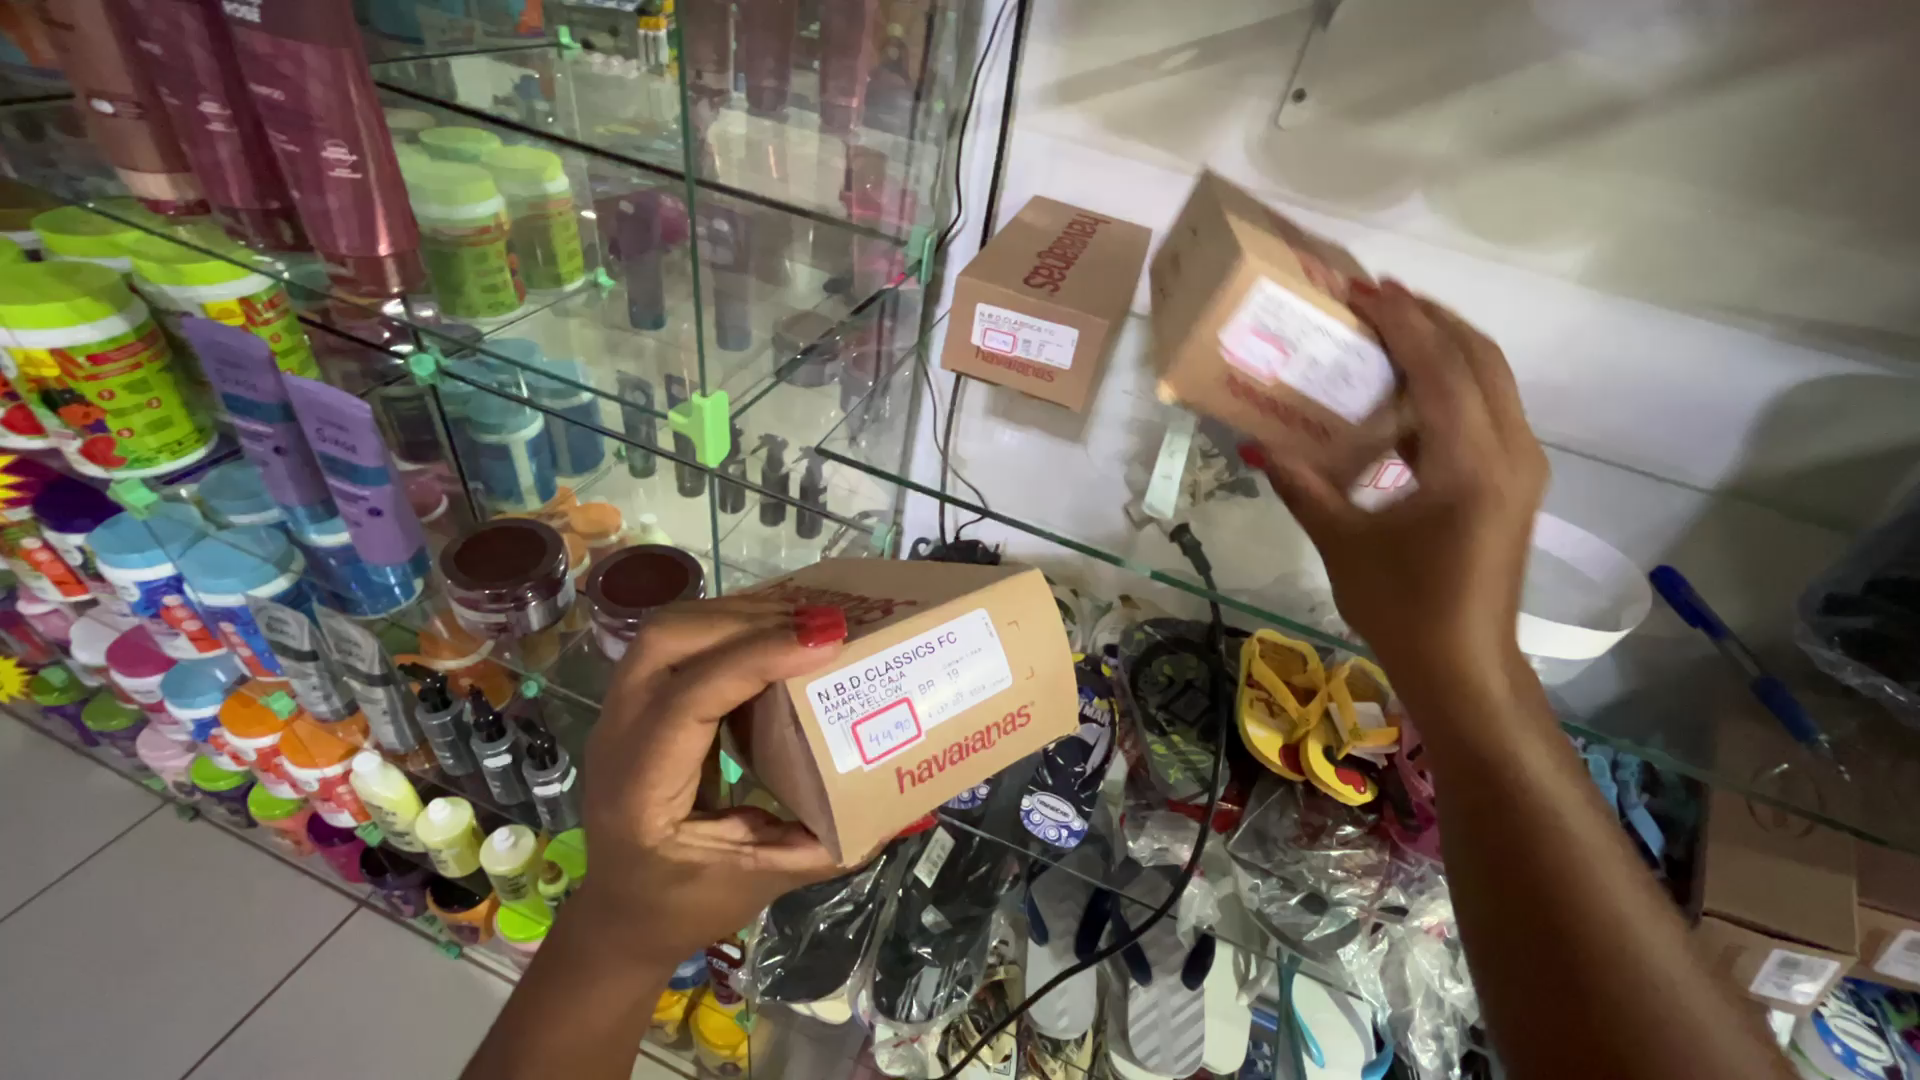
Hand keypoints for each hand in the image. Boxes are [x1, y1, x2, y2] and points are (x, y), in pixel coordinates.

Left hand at [571, 597, 852, 962]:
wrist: (619, 913)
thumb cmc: (682, 904)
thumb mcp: (761, 881)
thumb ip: (828, 843)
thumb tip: (904, 806)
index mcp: (642, 790)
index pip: (691, 699)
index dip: (757, 659)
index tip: (828, 641)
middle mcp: (618, 736)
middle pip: (667, 640)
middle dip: (748, 618)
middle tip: (824, 624)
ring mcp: (620, 711)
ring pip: (669, 629)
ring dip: (740, 613)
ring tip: (807, 619)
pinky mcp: (638, 699)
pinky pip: (678, 640)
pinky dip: (729, 623)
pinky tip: (776, 630)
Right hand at [1248, 280, 1546, 691]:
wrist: (1463, 662)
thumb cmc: (1401, 606)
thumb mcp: (1341, 541)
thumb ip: (1301, 484)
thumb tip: (1254, 446)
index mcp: (1468, 463)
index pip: (1440, 366)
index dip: (1401, 321)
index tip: (1360, 290)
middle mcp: (1510, 451)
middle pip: (1478, 356)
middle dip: (1428, 317)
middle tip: (1374, 297)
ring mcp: (1521, 465)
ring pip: (1490, 378)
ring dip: (1444, 344)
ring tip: (1390, 329)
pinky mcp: (1515, 479)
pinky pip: (1488, 407)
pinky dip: (1452, 382)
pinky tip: (1407, 390)